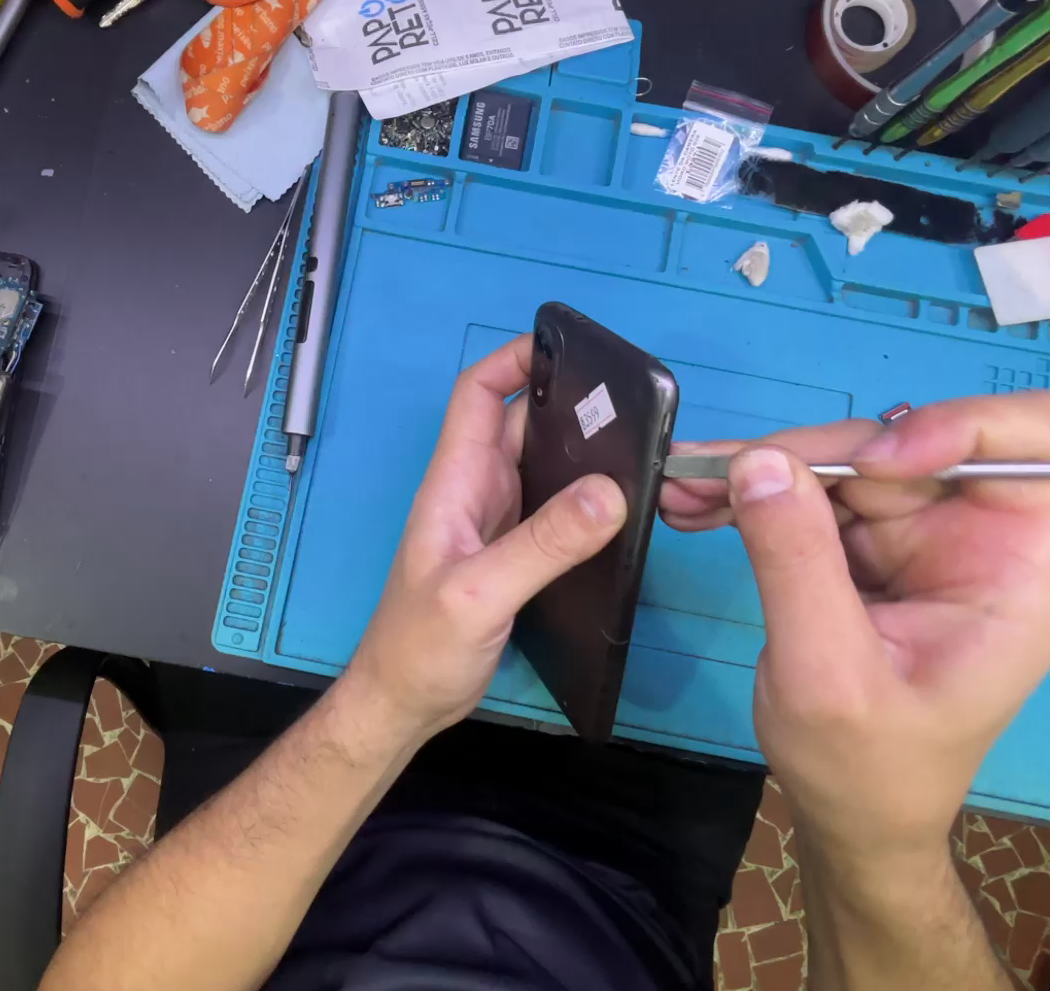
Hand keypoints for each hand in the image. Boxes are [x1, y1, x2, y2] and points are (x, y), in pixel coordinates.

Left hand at [343, 335, 627, 743]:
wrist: (405, 699)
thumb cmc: (421, 645)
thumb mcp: (480, 593)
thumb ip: (541, 544)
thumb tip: (610, 491)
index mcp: (455, 482)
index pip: (477, 396)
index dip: (514, 361)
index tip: (572, 350)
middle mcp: (474, 490)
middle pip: (520, 424)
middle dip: (569, 405)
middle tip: (637, 406)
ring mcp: (494, 521)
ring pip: (541, 465)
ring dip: (582, 452)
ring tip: (644, 448)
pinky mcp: (511, 552)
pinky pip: (552, 508)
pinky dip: (583, 498)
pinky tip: (622, 507)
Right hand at [663, 394, 1049, 862]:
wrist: (844, 806)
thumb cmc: (863, 761)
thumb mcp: (824, 670)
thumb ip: (794, 561)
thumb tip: (755, 461)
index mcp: (1009, 569)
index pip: (1037, 446)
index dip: (960, 427)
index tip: (866, 466)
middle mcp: (963, 537)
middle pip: (894, 445)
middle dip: (800, 455)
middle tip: (707, 476)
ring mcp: (903, 538)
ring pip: (832, 462)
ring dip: (751, 469)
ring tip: (680, 490)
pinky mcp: (852, 547)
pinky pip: (797, 492)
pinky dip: (742, 493)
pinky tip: (692, 506)